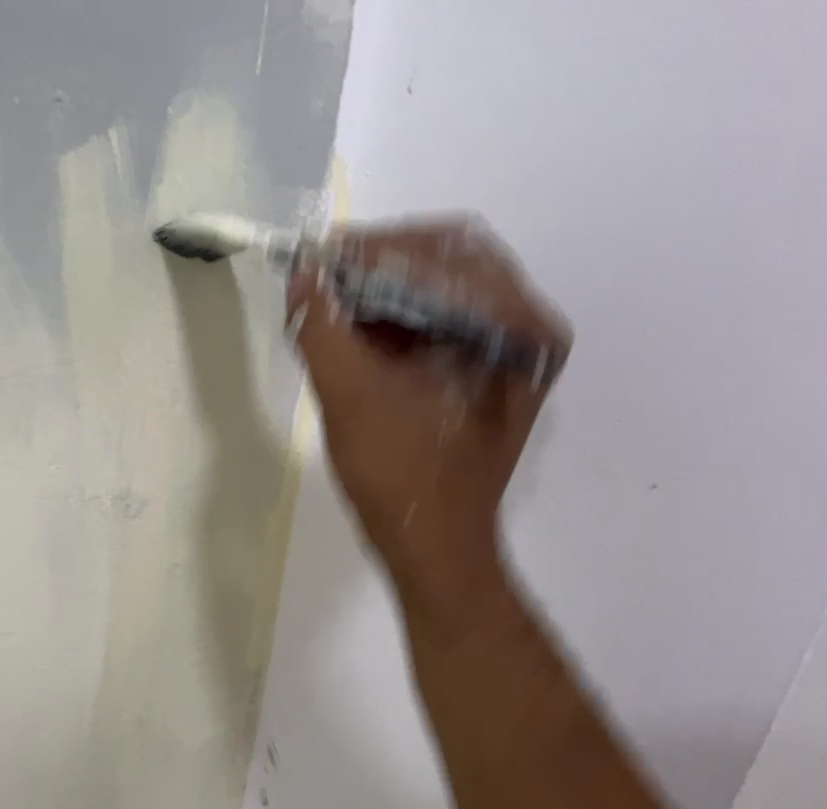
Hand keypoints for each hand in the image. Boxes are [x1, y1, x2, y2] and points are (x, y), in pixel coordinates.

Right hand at [287, 217, 570, 614]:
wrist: (432, 545)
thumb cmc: (399, 474)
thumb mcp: (350, 395)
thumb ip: (320, 327)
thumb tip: (299, 272)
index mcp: (515, 323)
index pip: (445, 248)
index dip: (375, 246)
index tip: (317, 258)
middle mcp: (527, 325)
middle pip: (449, 261)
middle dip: (378, 264)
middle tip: (321, 278)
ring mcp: (511, 350)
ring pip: (442, 290)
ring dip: (383, 290)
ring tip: (329, 302)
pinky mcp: (488, 372)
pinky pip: (440, 322)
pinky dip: (394, 318)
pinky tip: (352, 331)